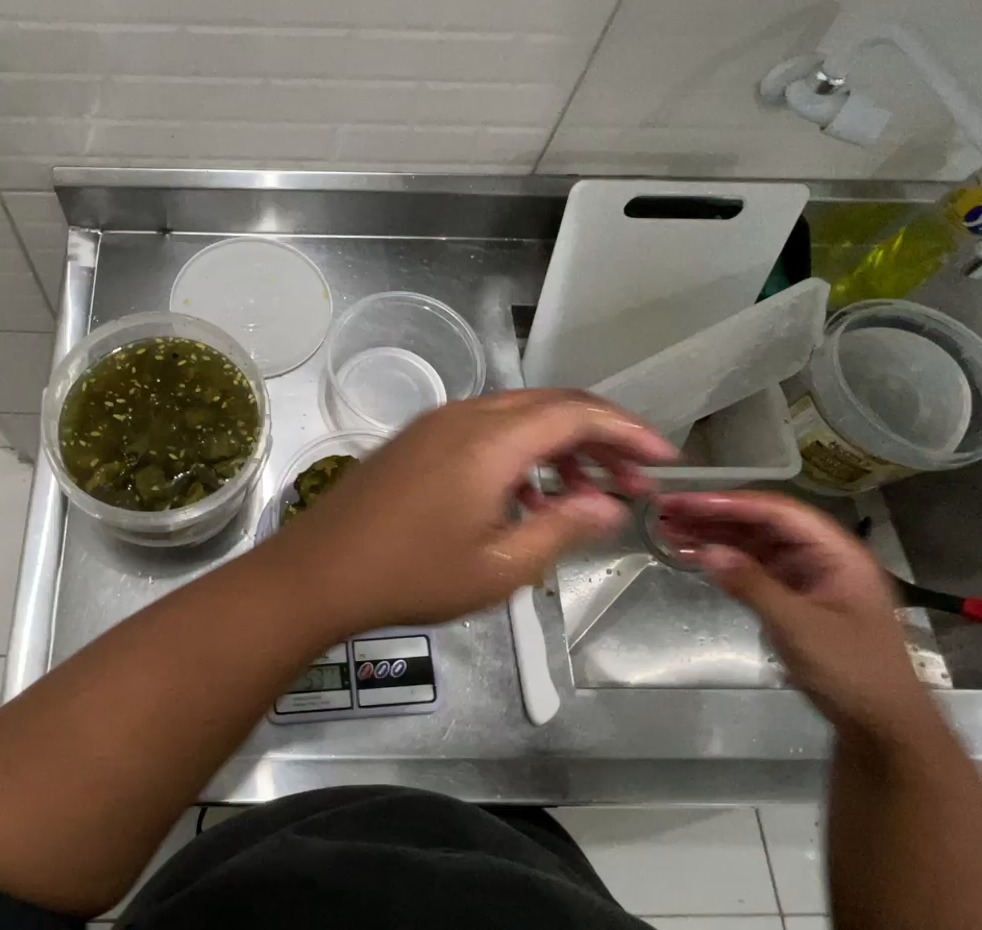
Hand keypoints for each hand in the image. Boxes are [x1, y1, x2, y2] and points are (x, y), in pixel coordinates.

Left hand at [263, 389, 676, 632]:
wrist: (317, 571)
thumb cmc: (410, 575)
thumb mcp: (499, 567)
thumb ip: (561, 530)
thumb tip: (611, 505)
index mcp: (490, 440)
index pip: (575, 413)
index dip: (626, 431)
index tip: (664, 460)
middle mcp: (463, 417)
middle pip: (547, 407)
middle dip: (597, 439)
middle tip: (632, 483)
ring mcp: (433, 425)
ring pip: (514, 418)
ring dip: (557, 448)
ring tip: (585, 498)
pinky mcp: (414, 441)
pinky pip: (481, 432)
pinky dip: (517, 455)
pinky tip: (526, 500)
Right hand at [654, 492, 934, 741]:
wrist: (881, 725)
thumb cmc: (852, 671)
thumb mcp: (800, 627)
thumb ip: (752, 586)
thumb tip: (707, 551)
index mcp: (837, 553)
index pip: (778, 513)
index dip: (729, 503)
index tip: (685, 502)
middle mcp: (821, 555)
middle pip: (761, 523)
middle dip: (713, 515)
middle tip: (665, 510)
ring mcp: (806, 575)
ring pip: (752, 543)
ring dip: (711, 535)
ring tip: (666, 529)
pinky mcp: (792, 596)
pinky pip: (751, 566)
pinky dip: (721, 560)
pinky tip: (689, 556)